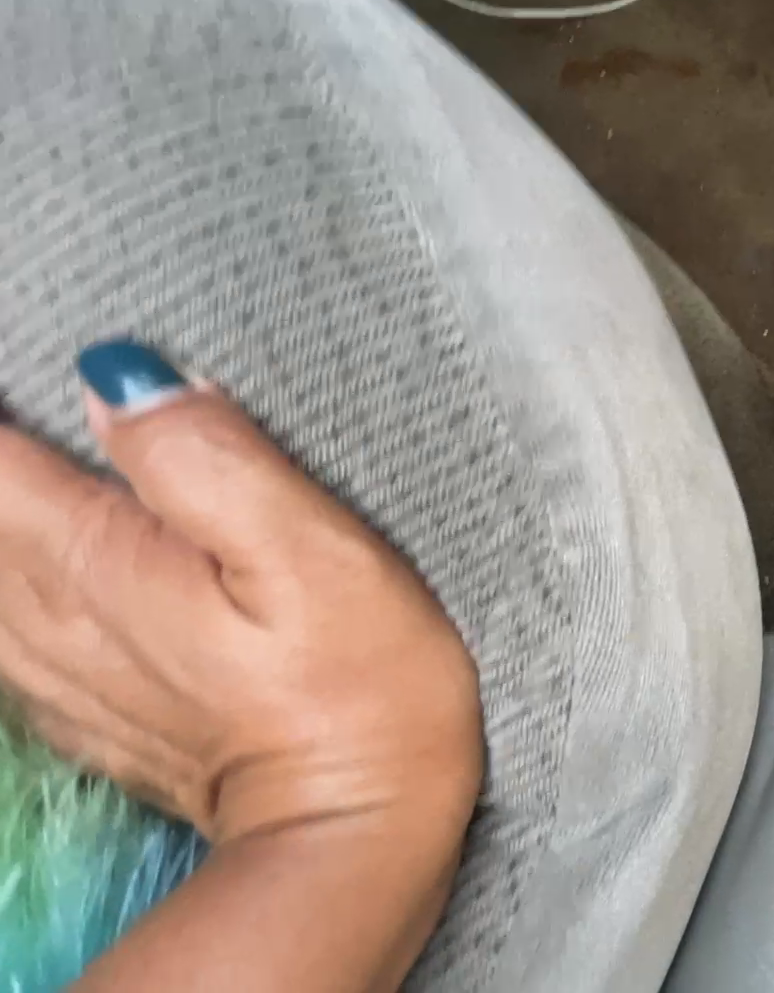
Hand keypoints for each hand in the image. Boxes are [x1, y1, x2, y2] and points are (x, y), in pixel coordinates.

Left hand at [0, 340, 481, 845]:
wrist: (358, 813)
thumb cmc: (362, 677)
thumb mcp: (316, 558)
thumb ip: (216, 465)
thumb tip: (131, 382)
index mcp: (93, 554)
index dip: (0, 391)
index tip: (28, 336)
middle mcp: (40, 605)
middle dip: (4, 449)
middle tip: (38, 400)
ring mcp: (51, 660)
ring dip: (6, 502)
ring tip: (49, 463)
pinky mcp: (85, 693)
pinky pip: (2, 609)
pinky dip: (15, 556)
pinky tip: (53, 546)